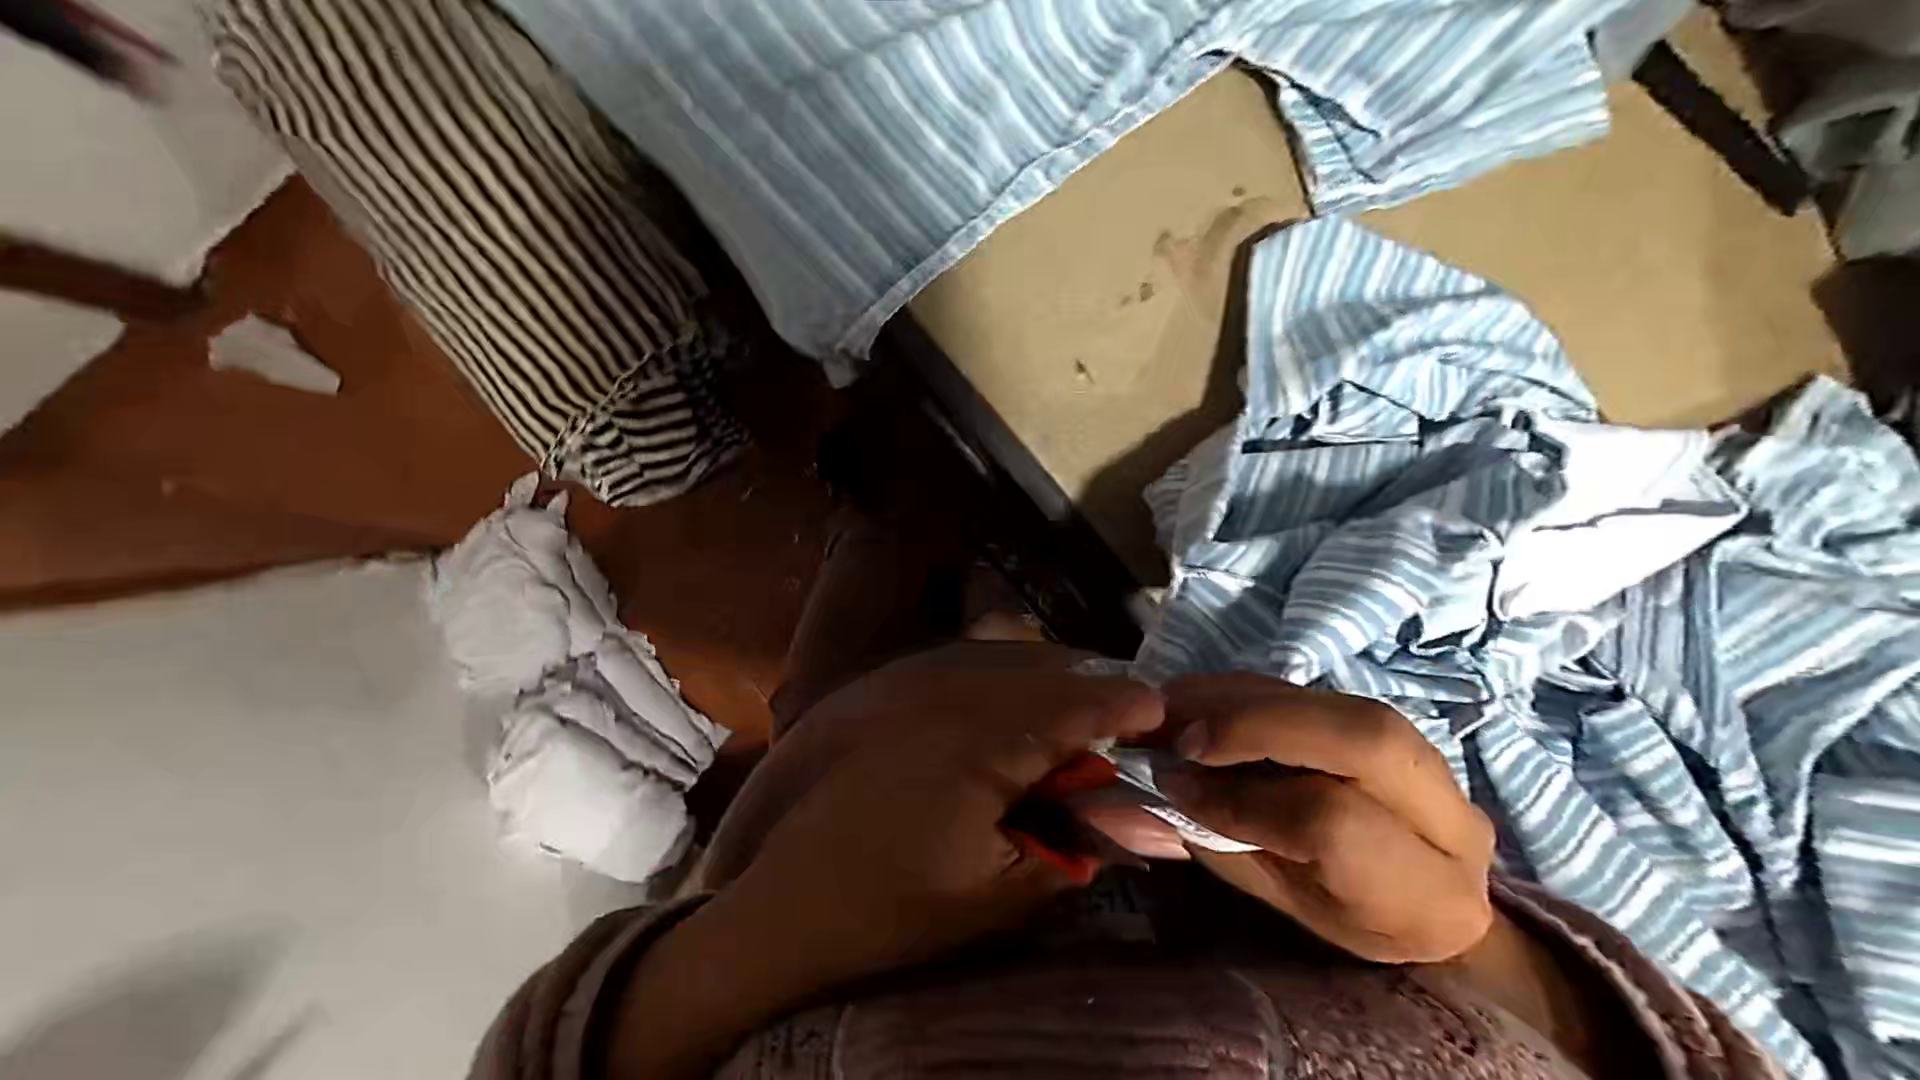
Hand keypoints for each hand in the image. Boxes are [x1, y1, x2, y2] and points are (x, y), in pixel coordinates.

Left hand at [730, 663, 1165, 983]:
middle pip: (1044, 677)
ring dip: (1051, 685)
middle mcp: (953, 701)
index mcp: (984, 746)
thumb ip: (1078, 847)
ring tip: (1081, 713)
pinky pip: (970, 673)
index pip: (1073, 709)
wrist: (790, 901)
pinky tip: (1018, 712)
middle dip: (1093, 692)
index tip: (1160, 709)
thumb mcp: (999, 891)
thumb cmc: (897, 907)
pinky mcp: (895, 698)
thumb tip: (1157, 828)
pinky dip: (1009, 685)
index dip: (1122, 705)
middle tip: (1127, 718)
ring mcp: (918, 693)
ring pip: (1006, 668)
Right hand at [1159, 673, 1494, 962]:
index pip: (1330, 822)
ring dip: (1240, 698)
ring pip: (1336, 702)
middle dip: (1254, 724)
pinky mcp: (1390, 718)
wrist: (1431, 897)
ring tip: (1173, 711)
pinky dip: (1248, 690)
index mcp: (1421, 891)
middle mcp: (1444, 812)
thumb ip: (1210, 841)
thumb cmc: (1346, 914)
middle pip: (1360, 738)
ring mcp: (1426, 756)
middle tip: (1180, 738)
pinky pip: (1317, 691)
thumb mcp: (1280, 900)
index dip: (1240, 798)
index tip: (1174, 789)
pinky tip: (1201, 701)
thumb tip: (1116, 805)